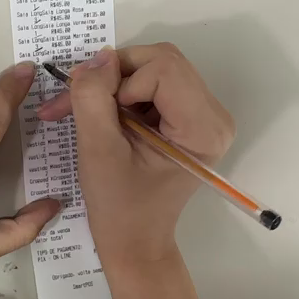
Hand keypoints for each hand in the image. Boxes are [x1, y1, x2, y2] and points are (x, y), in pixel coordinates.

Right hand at [38, 44, 235, 268]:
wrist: (133, 241)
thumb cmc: (118, 205)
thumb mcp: (97, 150)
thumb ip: (93, 98)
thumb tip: (98, 58)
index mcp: (202, 128)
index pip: (162, 68)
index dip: (122, 83)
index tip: (102, 117)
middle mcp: (214, 115)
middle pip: (161, 59)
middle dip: (115, 76)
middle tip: (84, 104)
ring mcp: (204, 113)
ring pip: (154, 66)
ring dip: (115, 83)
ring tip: (89, 112)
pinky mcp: (189, 115)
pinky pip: (154, 81)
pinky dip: (123, 91)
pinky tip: (105, 116)